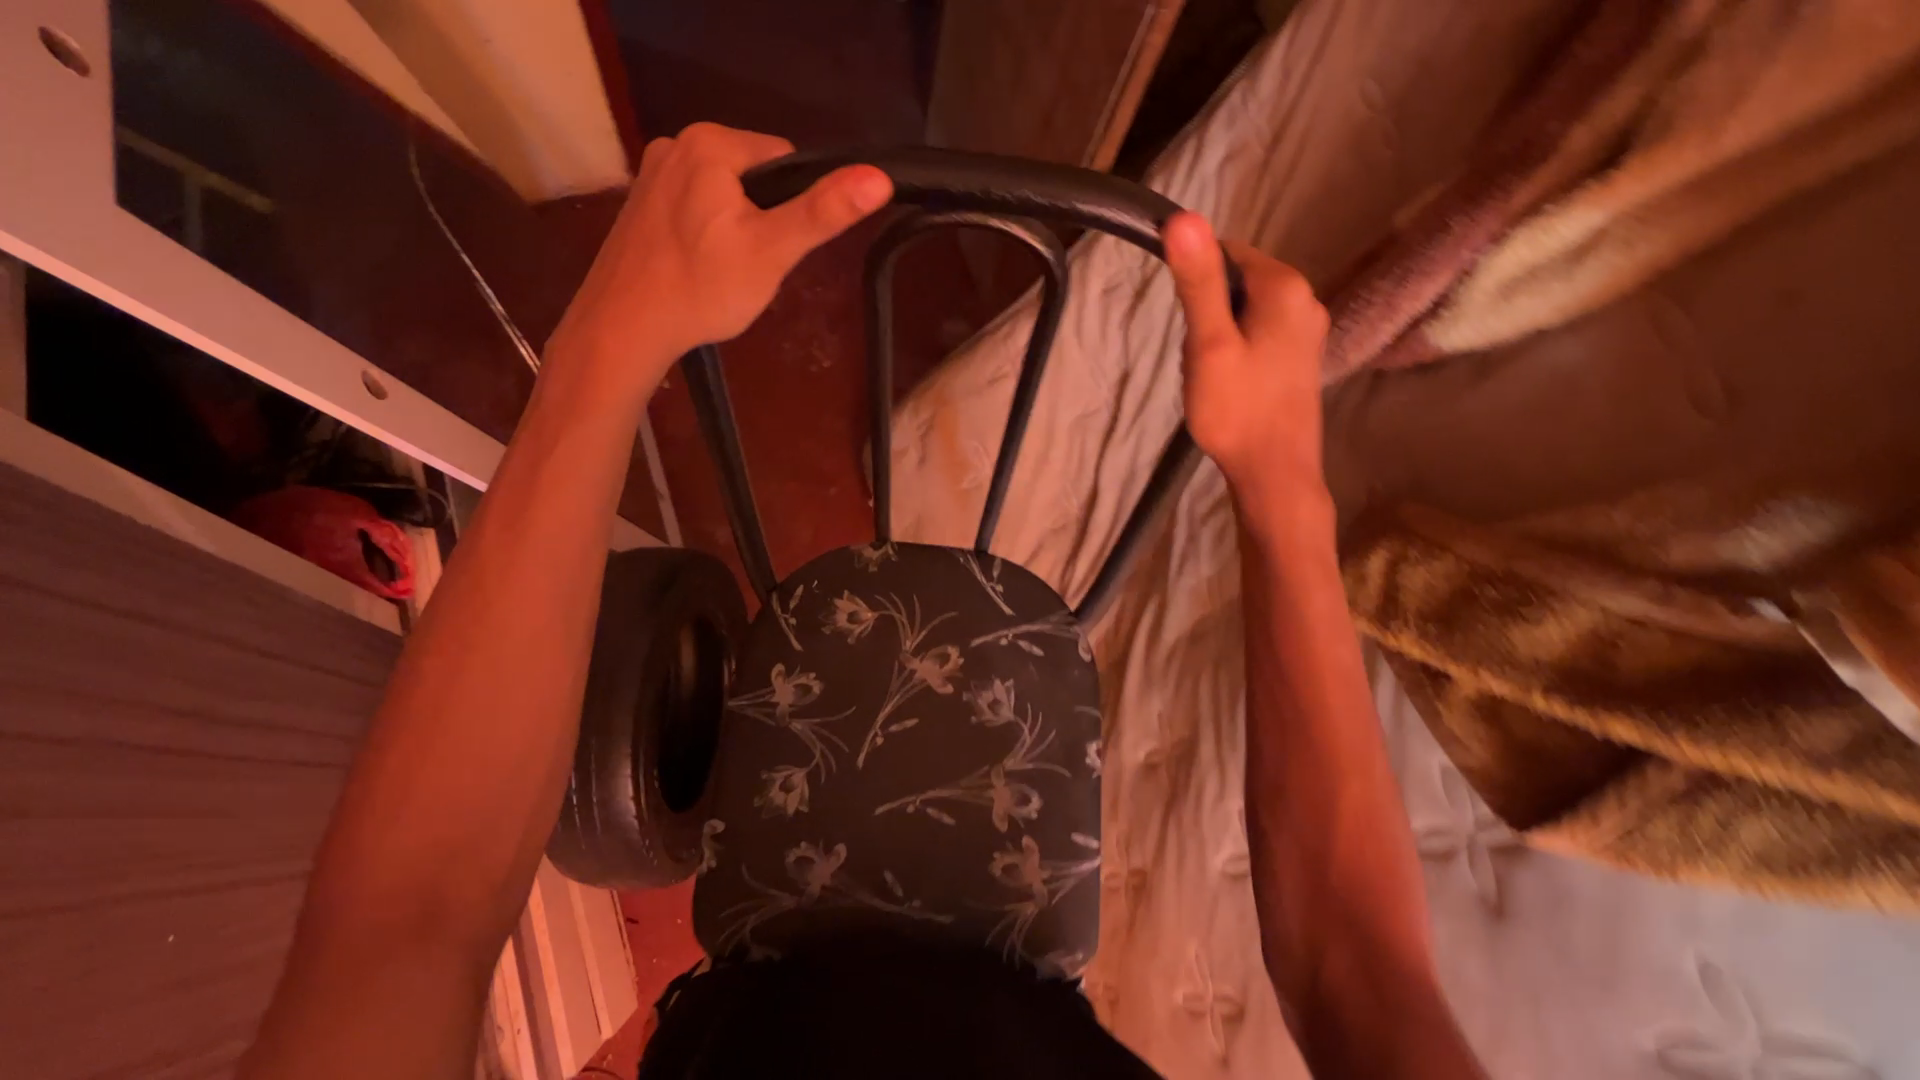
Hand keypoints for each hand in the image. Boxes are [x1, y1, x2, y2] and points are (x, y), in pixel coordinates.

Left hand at [549, 123, 892, 384]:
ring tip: (721, 272)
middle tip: (747, 266)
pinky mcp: (638, 202)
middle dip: (760, 219)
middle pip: (752, 177)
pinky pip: (693, 208)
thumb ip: (823, 212)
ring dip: (733, 229)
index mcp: (711, 142)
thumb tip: (880, 177)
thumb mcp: (773, 251)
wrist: (624, 327)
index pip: (784, 161)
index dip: (790, 208)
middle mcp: (675, 142)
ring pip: (723, 195)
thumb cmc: (703, 288)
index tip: (774, 246)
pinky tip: (695, 269)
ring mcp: (652, 172)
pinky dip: (703, 235)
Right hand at [1163, 212, 1328, 501]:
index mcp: (1286, 286)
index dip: (1196, 283)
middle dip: (1209, 313)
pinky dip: (1238, 351)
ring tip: (1214, 376)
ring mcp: (1309, 330)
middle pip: (1238, 282)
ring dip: (1220, 335)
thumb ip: (1197, 282)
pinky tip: (1231, 384)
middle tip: (1199, 357)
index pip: (1227, 252)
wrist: (1274, 473)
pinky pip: (1260, 334)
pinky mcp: (1303, 357)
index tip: (1187, 326)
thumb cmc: (1236, 409)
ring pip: (1246, 311)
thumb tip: (1183, 217)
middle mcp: (1307, 299)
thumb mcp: (1208, 343)